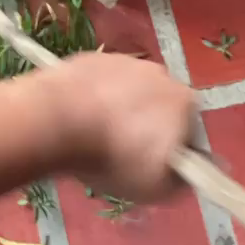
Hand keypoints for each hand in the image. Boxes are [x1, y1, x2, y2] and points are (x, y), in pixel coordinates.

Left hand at [48, 52, 193, 201]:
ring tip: (95, 135)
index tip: (148, 166)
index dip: (171, 153)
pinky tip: (79, 115)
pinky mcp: (92, 56)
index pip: (189, 132)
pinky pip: (101, 80)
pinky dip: (94, 95)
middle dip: (146, 126)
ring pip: (129, 91)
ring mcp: (124, 60)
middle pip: (159, 106)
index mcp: (186, 102)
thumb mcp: (156, 188)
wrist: (55, 120)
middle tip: (120, 151)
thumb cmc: (112, 156)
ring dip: (119, 109)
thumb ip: (182, 180)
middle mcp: (161, 73)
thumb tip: (188, 172)